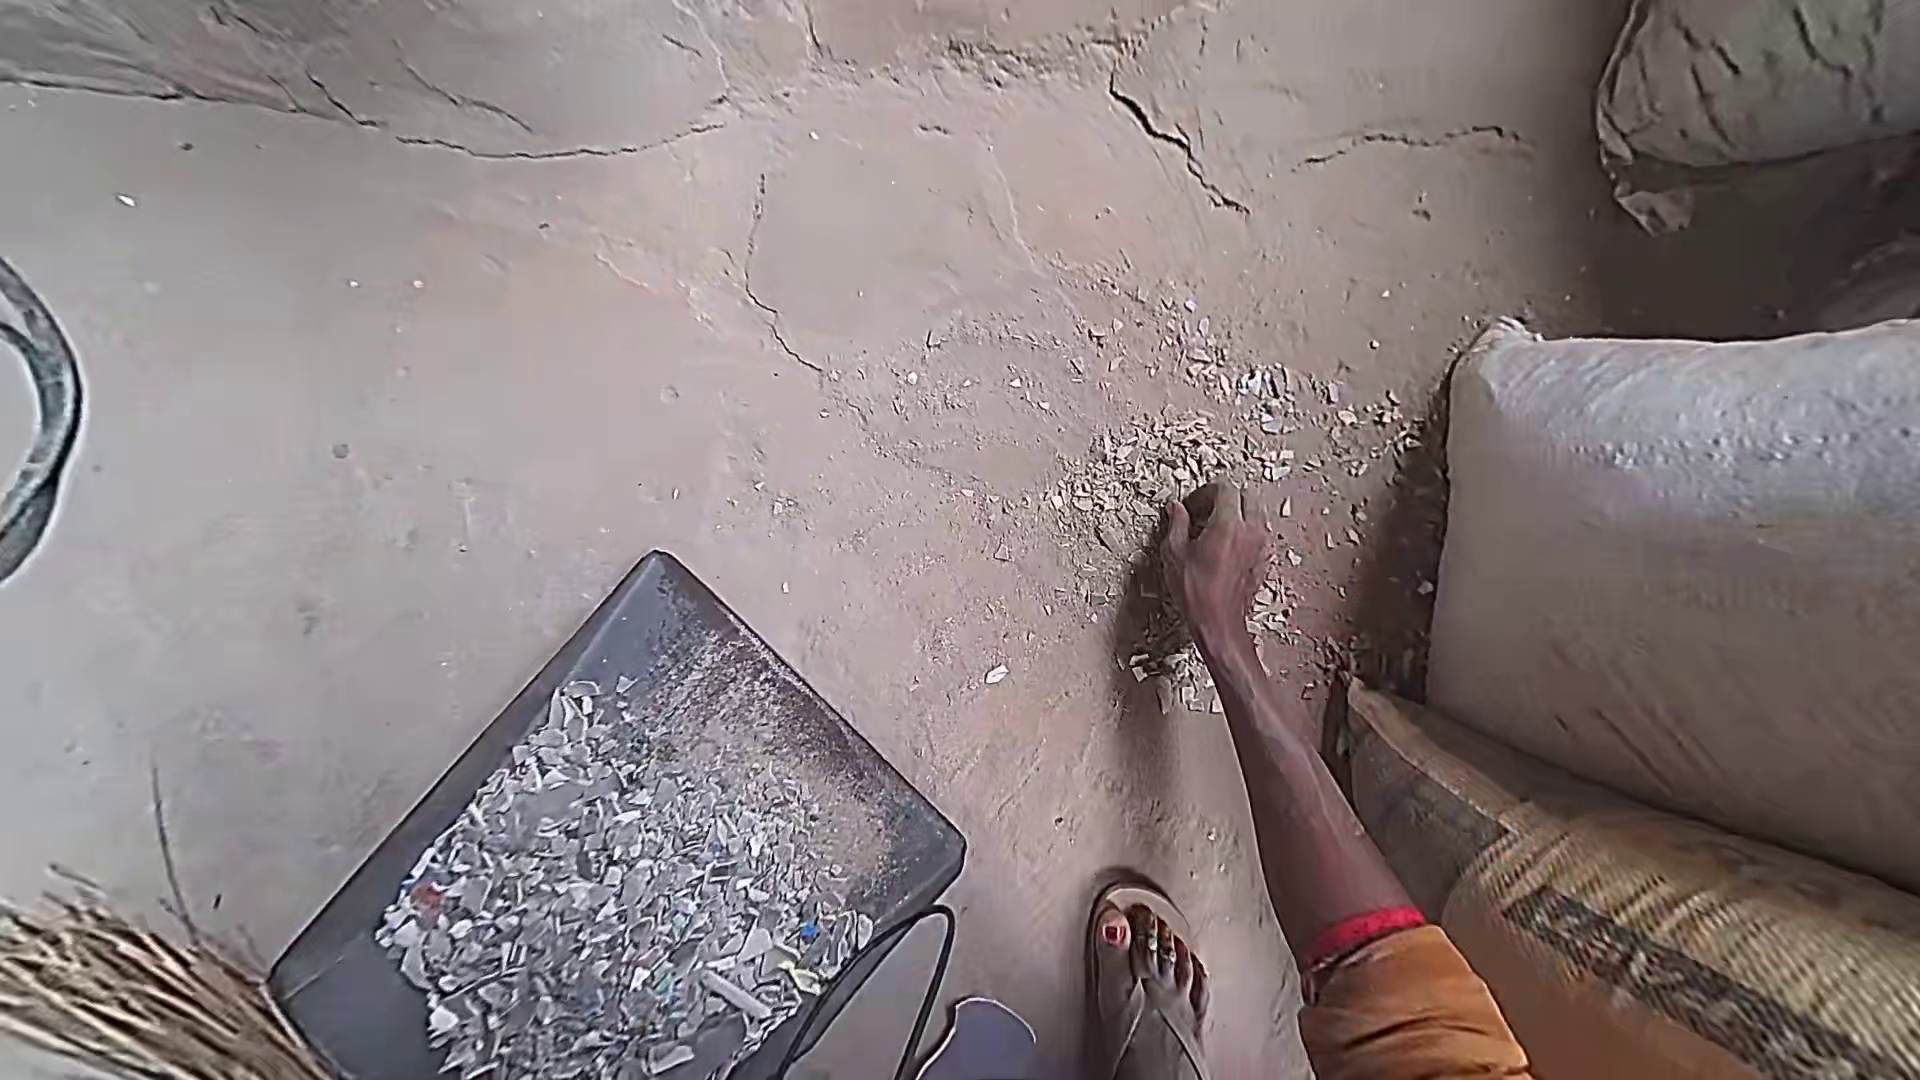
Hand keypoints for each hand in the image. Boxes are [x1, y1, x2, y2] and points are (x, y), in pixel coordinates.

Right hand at [1162, 482, 1268, 647]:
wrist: (1217, 622)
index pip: (1225, 489)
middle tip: (1203, 510)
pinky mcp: (1263, 560)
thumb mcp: (1174, 553)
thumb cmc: (1196, 592)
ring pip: (1255, 514)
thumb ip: (1176, 524)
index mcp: (1227, 525)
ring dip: (1236, 513)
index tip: (1192, 503)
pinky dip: (1243, 532)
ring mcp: (1260, 546)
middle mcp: (1250, 532)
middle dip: (1224, 498)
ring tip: (1212, 527)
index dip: (1205, 491)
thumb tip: (1176, 510)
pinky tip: (1223, 546)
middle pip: (1246, 496)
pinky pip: (1258, 534)